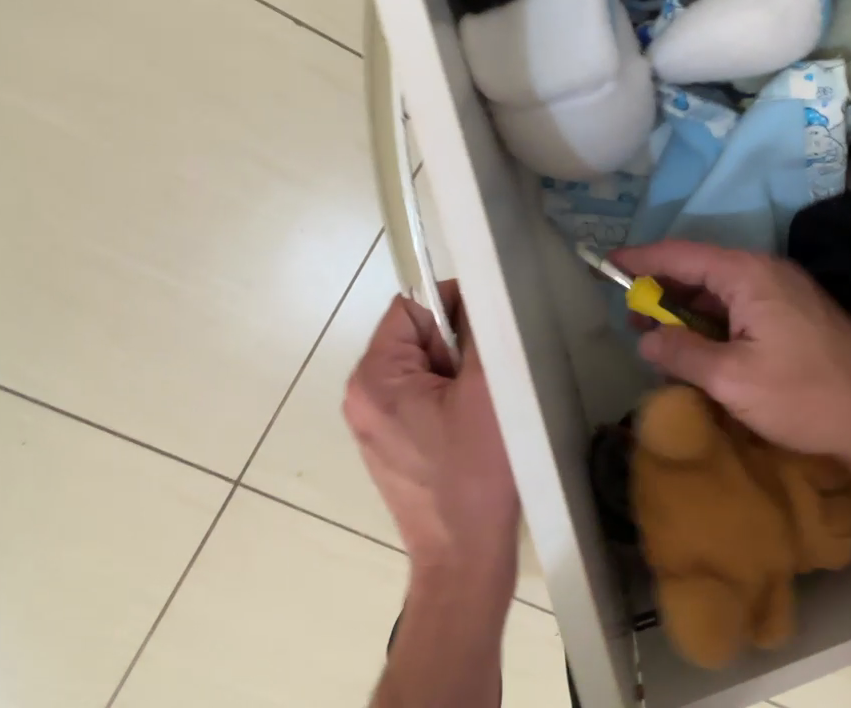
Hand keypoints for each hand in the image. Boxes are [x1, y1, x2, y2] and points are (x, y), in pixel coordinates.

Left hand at [344, 282, 518, 577]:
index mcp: (374, 377)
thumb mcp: (485, 389)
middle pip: (417, 337)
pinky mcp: (393, 447)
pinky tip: (474, 432)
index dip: (453, 308)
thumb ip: (478, 332)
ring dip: (459, 377)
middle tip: (486, 383)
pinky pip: (422, 400)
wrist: (464, 557)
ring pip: (425, 369)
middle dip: (457, 349)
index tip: (487, 336)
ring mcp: (375, 425)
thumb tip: (478, 294)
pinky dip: (451, 403)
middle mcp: (363, 396)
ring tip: (483, 411)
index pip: (412, 307)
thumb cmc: (475, 471)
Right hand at [612, 241, 850, 466]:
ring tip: (661, 342)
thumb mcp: (732, 379)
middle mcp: (768, 273)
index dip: (642, 259)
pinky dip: (716, 324)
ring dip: (690, 314)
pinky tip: (701, 351)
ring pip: (723, 293)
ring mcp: (787, 294)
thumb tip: (647, 339)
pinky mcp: (798, 316)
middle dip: (664, 293)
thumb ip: (683, 353)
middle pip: (702, 272)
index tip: (609, 264)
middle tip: (633, 322)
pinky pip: (744, 309)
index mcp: (750, 275)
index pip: (683, 255)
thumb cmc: (804, 395)